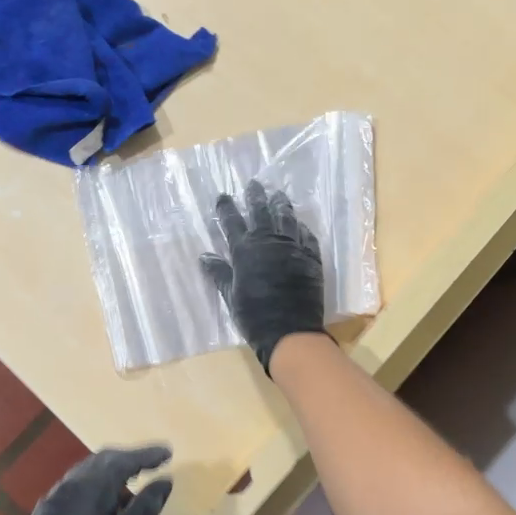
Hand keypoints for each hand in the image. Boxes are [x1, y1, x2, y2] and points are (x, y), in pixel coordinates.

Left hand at [0, 445, 173, 514]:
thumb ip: (145, 508)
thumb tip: (165, 480)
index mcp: (91, 488)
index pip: (123, 460)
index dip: (147, 454)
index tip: (168, 452)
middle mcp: (70, 483)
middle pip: (102, 459)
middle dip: (128, 457)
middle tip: (151, 462)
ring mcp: (54, 496)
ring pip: (85, 469)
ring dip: (109, 467)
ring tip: (129, 476)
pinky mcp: (44, 510)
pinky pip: (73, 484)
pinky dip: (93, 481)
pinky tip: (99, 497)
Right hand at [200, 180, 325, 373]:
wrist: (290, 330)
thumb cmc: (253, 315)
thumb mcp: (230, 295)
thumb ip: (219, 273)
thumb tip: (204, 256)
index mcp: (245, 251)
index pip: (232, 222)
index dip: (226, 208)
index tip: (223, 195)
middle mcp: (268, 242)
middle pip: (261, 212)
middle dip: (256, 196)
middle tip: (255, 184)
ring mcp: (292, 247)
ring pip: (286, 218)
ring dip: (281, 205)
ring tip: (278, 195)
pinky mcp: (311, 257)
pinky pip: (306, 235)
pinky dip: (301, 226)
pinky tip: (299, 223)